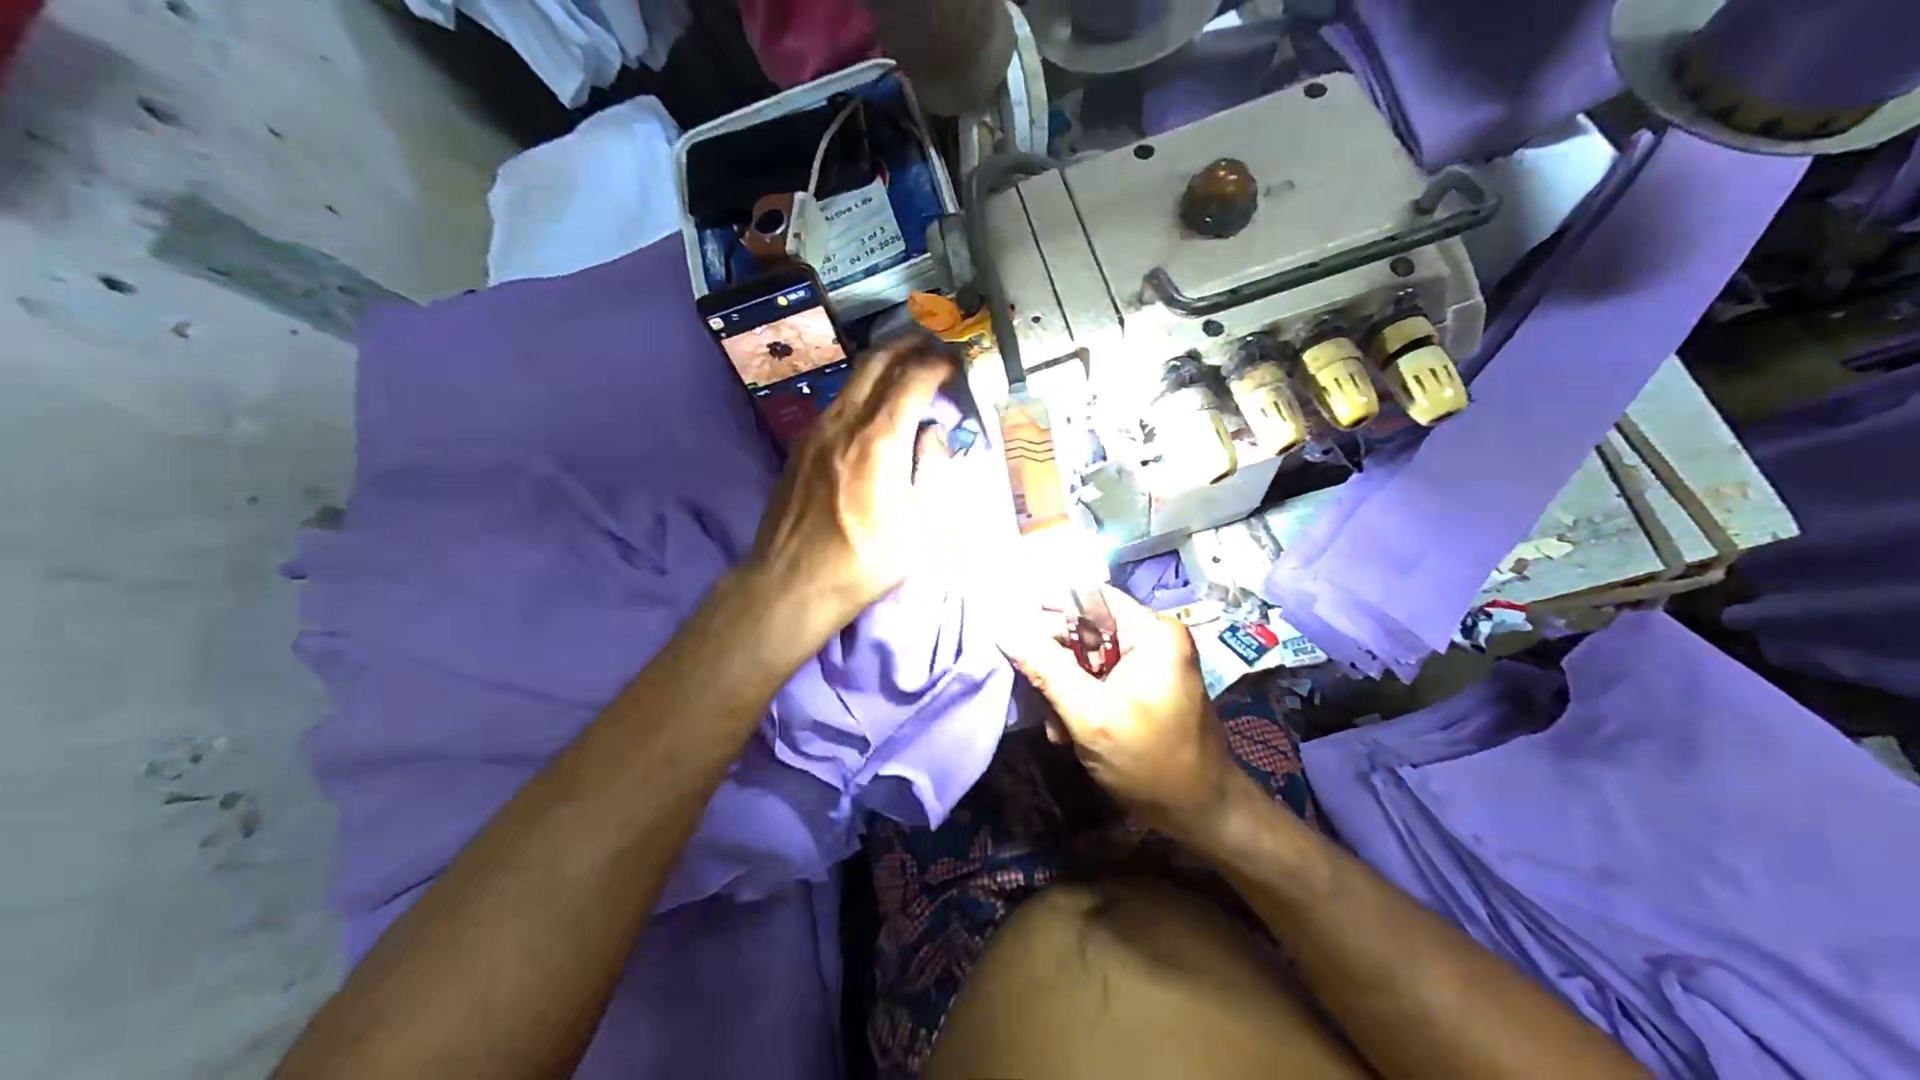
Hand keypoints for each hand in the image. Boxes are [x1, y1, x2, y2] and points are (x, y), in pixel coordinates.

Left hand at [741, 336, 960, 643]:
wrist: (788, 583)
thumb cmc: (859, 564)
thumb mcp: (913, 530)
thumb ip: (927, 474)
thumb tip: (932, 437)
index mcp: (878, 442)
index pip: (912, 381)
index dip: (938, 366)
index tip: (955, 363)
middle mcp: (844, 424)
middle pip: (876, 362)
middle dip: (908, 346)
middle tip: (932, 346)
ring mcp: (816, 432)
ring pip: (852, 380)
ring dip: (882, 367)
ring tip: (907, 371)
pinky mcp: (800, 447)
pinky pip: (837, 403)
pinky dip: (862, 392)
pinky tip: (874, 409)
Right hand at [997, 586, 1242, 839]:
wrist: (1201, 813)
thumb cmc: (1149, 762)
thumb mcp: (1089, 716)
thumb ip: (1046, 669)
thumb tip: (1006, 632)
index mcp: (1151, 632)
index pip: (1088, 598)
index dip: (1048, 612)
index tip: (1015, 637)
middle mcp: (1155, 638)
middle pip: (1086, 629)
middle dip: (1056, 663)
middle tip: (1036, 694)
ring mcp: (1153, 663)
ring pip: (1089, 658)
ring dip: (1066, 688)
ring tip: (1057, 726)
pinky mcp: (1147, 685)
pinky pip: (1103, 678)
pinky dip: (1083, 700)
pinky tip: (1071, 732)